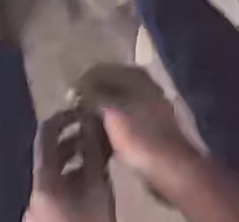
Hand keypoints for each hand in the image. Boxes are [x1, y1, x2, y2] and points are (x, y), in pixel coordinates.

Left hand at [26, 107, 115, 221]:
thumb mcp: (98, 186)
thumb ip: (93, 149)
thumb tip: (92, 119)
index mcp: (42, 180)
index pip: (45, 132)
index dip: (65, 116)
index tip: (85, 112)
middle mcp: (31, 192)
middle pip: (48, 154)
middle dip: (72, 141)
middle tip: (95, 135)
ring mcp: (32, 211)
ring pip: (50, 174)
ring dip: (71, 161)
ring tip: (95, 159)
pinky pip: (51, 193)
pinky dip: (67, 182)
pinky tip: (87, 186)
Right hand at [74, 64, 197, 178]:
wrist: (171, 169)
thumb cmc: (139, 136)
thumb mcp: (111, 111)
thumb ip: (92, 95)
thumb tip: (77, 87)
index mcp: (134, 74)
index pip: (99, 70)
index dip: (81, 83)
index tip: (67, 101)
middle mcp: (142, 84)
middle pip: (108, 86)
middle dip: (90, 99)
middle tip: (74, 116)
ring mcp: (147, 105)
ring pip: (115, 105)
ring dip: (100, 115)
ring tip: (84, 130)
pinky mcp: (149, 127)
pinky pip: (123, 121)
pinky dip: (111, 128)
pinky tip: (102, 141)